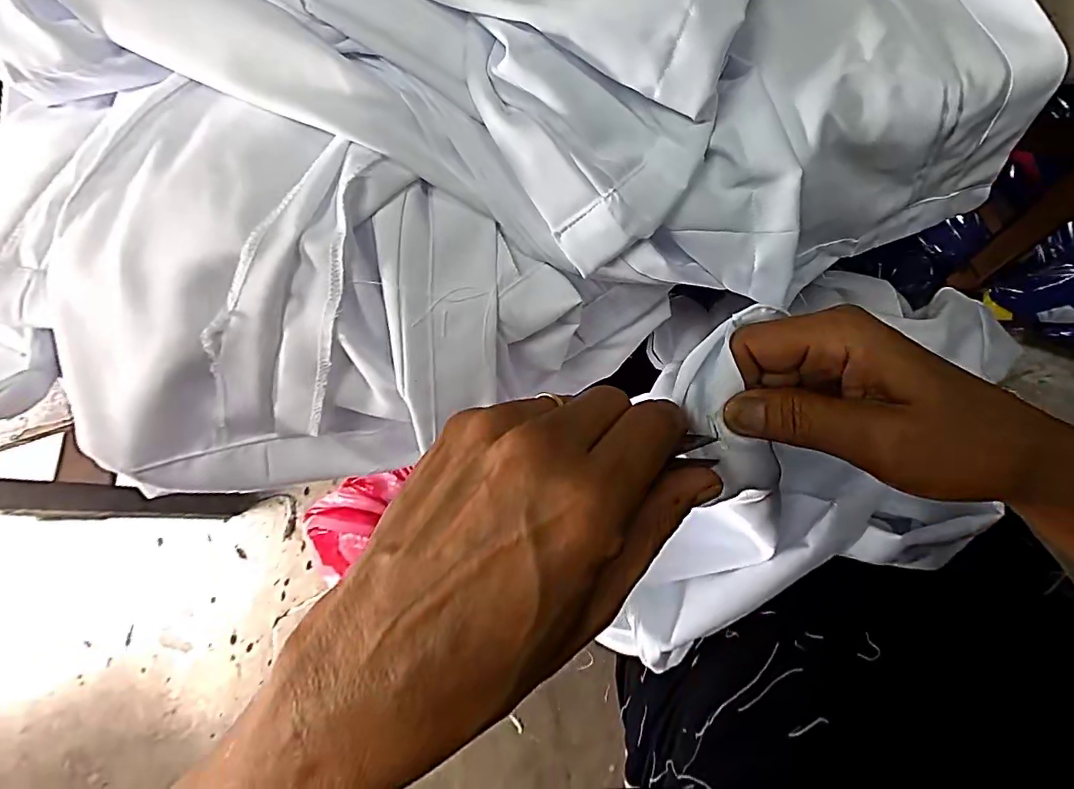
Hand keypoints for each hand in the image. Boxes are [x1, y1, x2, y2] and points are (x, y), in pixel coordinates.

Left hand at [181, 389, 720, 788]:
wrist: (373, 673)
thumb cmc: (490, 655)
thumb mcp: (599, 601)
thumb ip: (658, 520)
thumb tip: (699, 475)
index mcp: (589, 499)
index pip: (660, 419)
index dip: (671, 438)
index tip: (667, 456)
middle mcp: (544, 452)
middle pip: (620, 401)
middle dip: (627, 434)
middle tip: (613, 479)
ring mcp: (495, 434)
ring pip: (574, 402)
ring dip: (581, 434)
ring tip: (556, 487)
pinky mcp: (459, 431)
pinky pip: (527, 410)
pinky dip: (536, 436)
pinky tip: (515, 485)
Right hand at [722, 304, 1073, 502]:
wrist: (1013, 453)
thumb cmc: (954, 445)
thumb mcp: (875, 438)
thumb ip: (801, 419)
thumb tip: (730, 408)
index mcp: (840, 333)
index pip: (752, 342)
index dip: (729, 384)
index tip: (720, 437)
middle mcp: (836, 334)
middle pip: (760, 358)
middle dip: (742, 401)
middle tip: (733, 458)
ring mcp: (844, 357)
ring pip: (777, 377)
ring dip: (763, 413)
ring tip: (755, 459)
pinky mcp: (851, 380)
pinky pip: (802, 390)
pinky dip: (787, 416)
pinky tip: (784, 447)